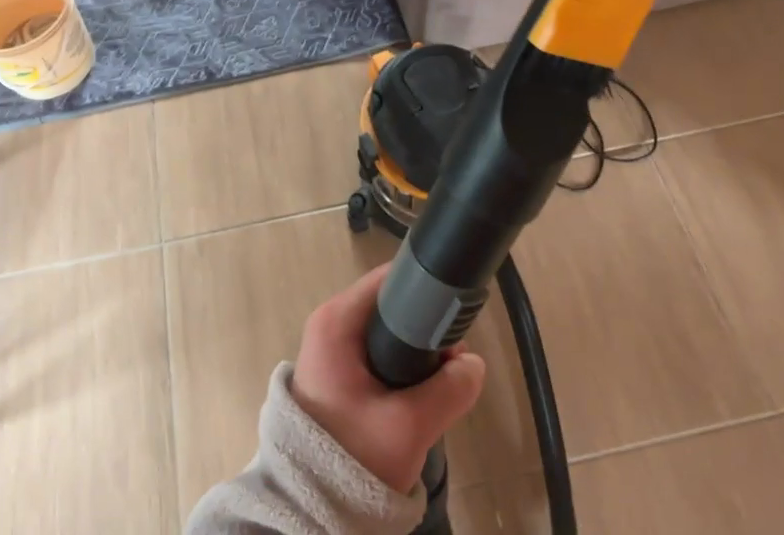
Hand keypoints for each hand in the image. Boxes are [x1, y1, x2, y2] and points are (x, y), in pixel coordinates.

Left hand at [288, 262, 486, 492]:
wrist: (310, 503)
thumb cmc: (352, 453)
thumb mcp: (409, 426)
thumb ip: (451, 389)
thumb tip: (473, 364)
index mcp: (336, 321)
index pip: (392, 280)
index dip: (428, 295)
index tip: (456, 328)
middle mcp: (331, 325)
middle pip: (395, 307)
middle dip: (428, 335)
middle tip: (450, 369)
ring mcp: (333, 349)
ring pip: (392, 334)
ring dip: (419, 359)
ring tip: (437, 390)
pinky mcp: (340, 374)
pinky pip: (383, 356)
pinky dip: (405, 373)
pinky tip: (418, 399)